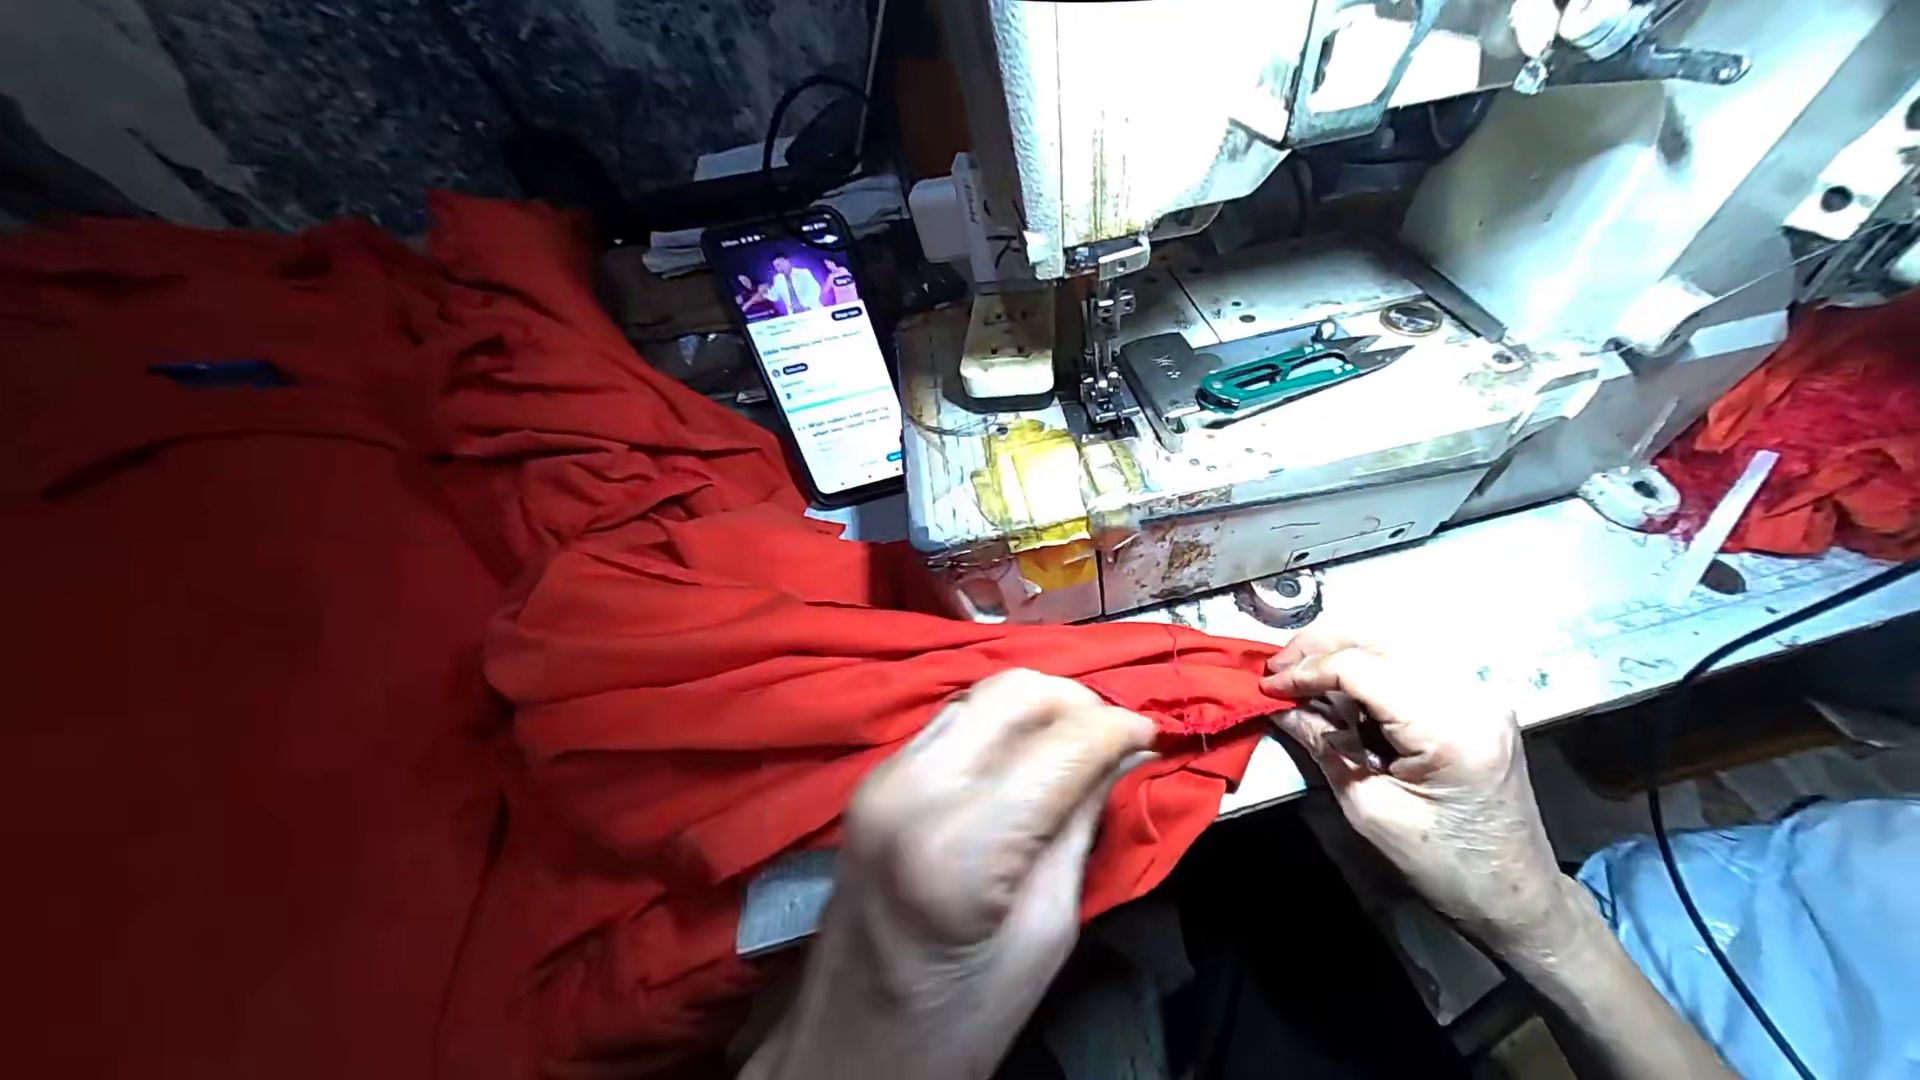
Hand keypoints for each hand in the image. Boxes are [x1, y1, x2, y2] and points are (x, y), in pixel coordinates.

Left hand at [745, 670, 1155, 1079]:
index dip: (1117, 728)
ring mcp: (885, 773)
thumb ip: (1080, 824)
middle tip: (1113, 735)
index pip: (1059, 745)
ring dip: (1039, 705)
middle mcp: (913, 787)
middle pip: (1013, 691)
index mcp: (957, 845)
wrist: (852, 1040)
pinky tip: (1026, 750)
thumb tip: (1120, 753)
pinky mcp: (877, 773)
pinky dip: (1000, 720)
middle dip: (1077, 701)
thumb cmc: (959, 1018)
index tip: (1151, 733)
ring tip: (1075, 741)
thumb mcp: (1046, 931)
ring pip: (982, 694)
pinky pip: (955, 718)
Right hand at [1260, 628, 1573, 950]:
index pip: (1359, 668)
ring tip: (1300, 672)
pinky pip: (1407, 658)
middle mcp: (1470, 696)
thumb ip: (1321, 743)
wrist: (1514, 894)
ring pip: (1391, 638)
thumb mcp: (1366, 806)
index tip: (1267, 688)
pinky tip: (1338, 681)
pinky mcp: (1473, 695)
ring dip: (1337, 648)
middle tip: (1276, 670)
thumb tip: (1274, 703)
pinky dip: (1363, 660)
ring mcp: (1477, 691)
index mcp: (1447, 730)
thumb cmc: (1439, 863)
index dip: (1305, 671)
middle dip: (1316, 647)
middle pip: (1376, 639)